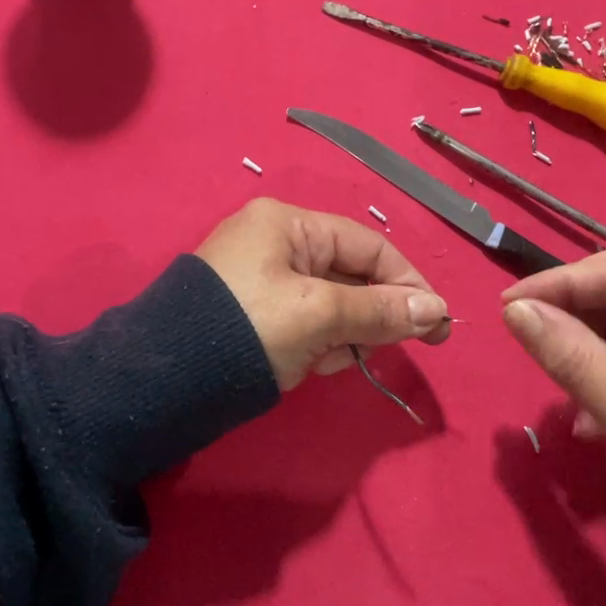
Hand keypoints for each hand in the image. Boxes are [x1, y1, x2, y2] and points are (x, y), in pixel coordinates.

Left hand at [196, 199, 451, 391]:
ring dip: (341, 336)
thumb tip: (436, 311)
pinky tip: (306, 365)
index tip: (438, 324)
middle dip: (367, 317)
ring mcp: (262, 279)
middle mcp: (275, 243)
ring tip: (323, 360)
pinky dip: (316, 345)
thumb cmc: (249, 330)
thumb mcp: (319, 316)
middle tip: (372, 351)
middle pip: (350, 276)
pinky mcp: (254, 313)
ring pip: (331, 305)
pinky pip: (305, 323)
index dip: (408, 283)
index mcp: (287, 225)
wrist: (167, 380)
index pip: (367, 246)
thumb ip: (380, 311)